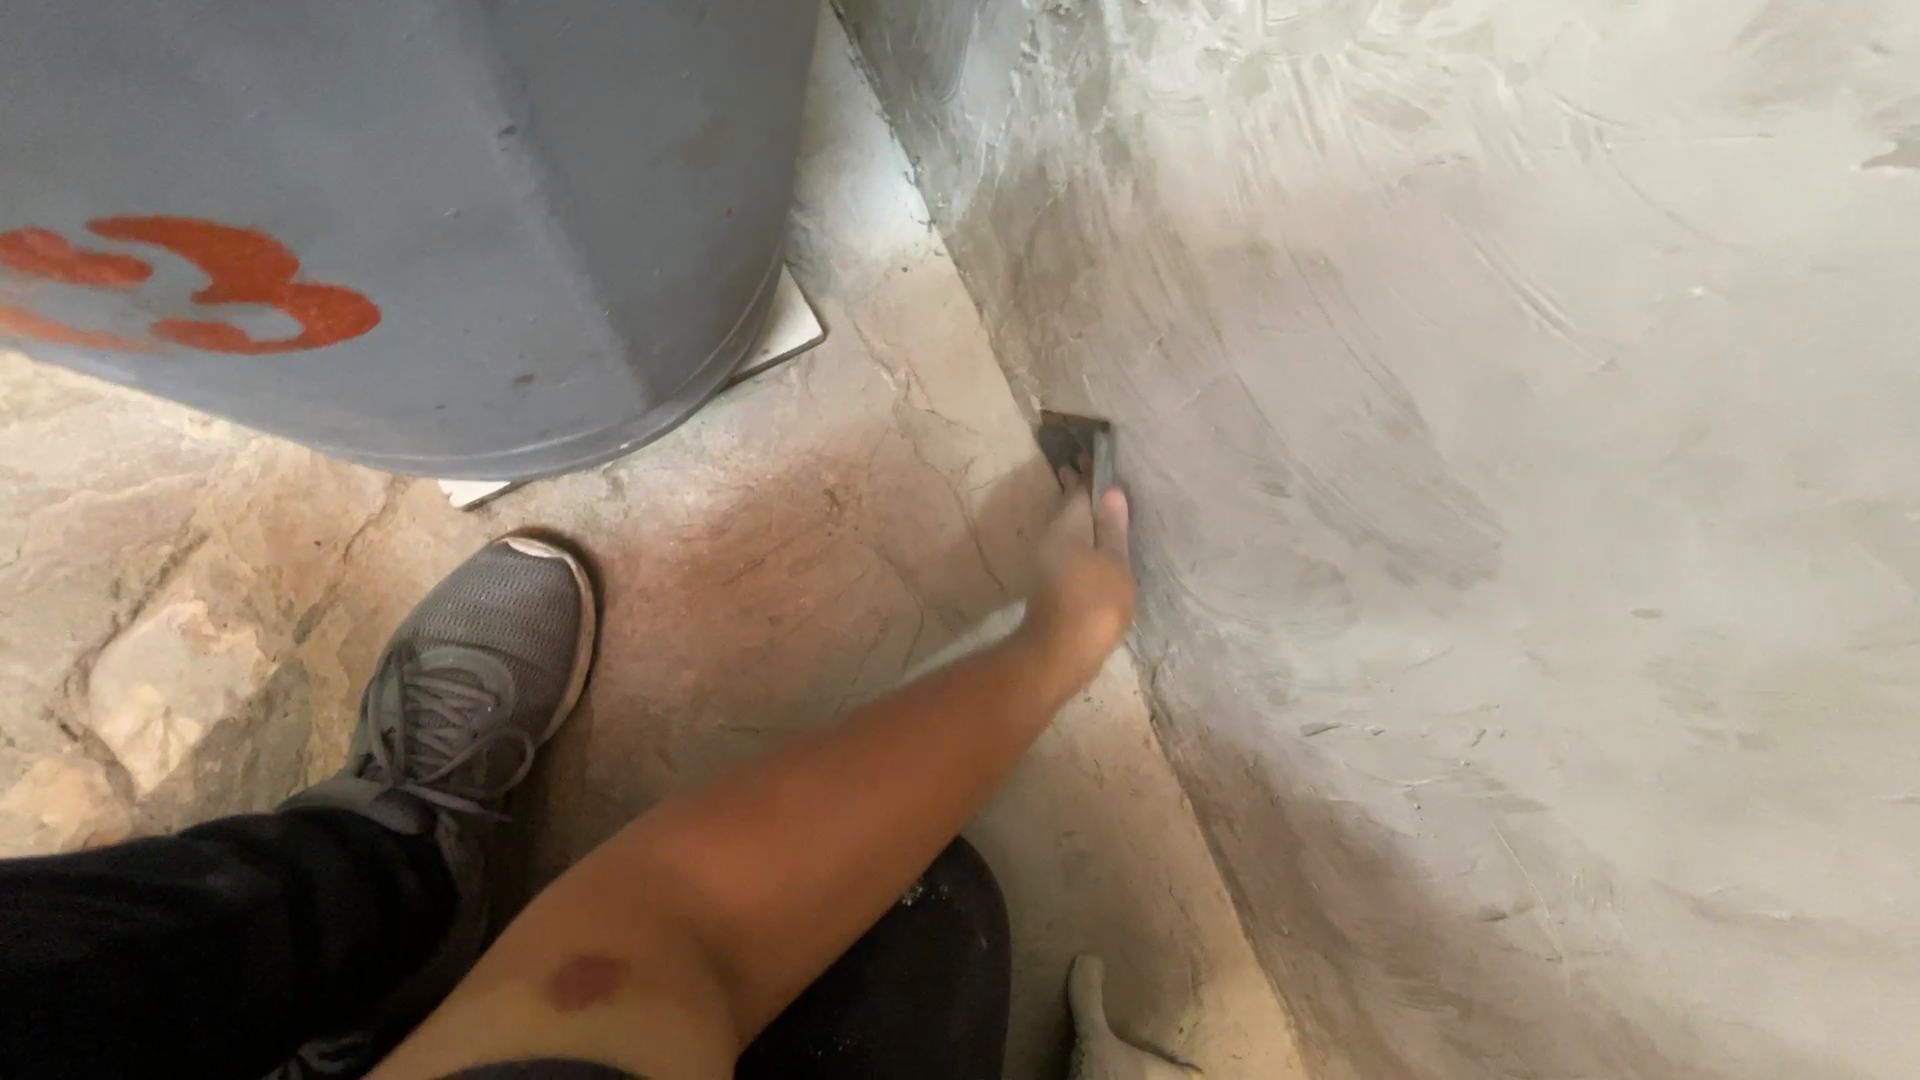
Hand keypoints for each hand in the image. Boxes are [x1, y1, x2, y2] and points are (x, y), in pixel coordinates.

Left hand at [1020, 468, 1135, 680]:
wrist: (1059, 652)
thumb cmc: (1093, 603)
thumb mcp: (1113, 562)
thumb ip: (1112, 527)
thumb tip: (1111, 490)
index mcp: (1067, 526)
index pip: (1079, 488)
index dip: (1090, 472)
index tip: (1097, 454)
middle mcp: (1052, 537)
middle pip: (1068, 506)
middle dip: (1080, 488)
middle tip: (1090, 467)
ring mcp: (1048, 560)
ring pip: (1067, 526)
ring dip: (1079, 511)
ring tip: (1097, 500)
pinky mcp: (1052, 580)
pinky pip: (1068, 544)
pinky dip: (1080, 534)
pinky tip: (1093, 540)